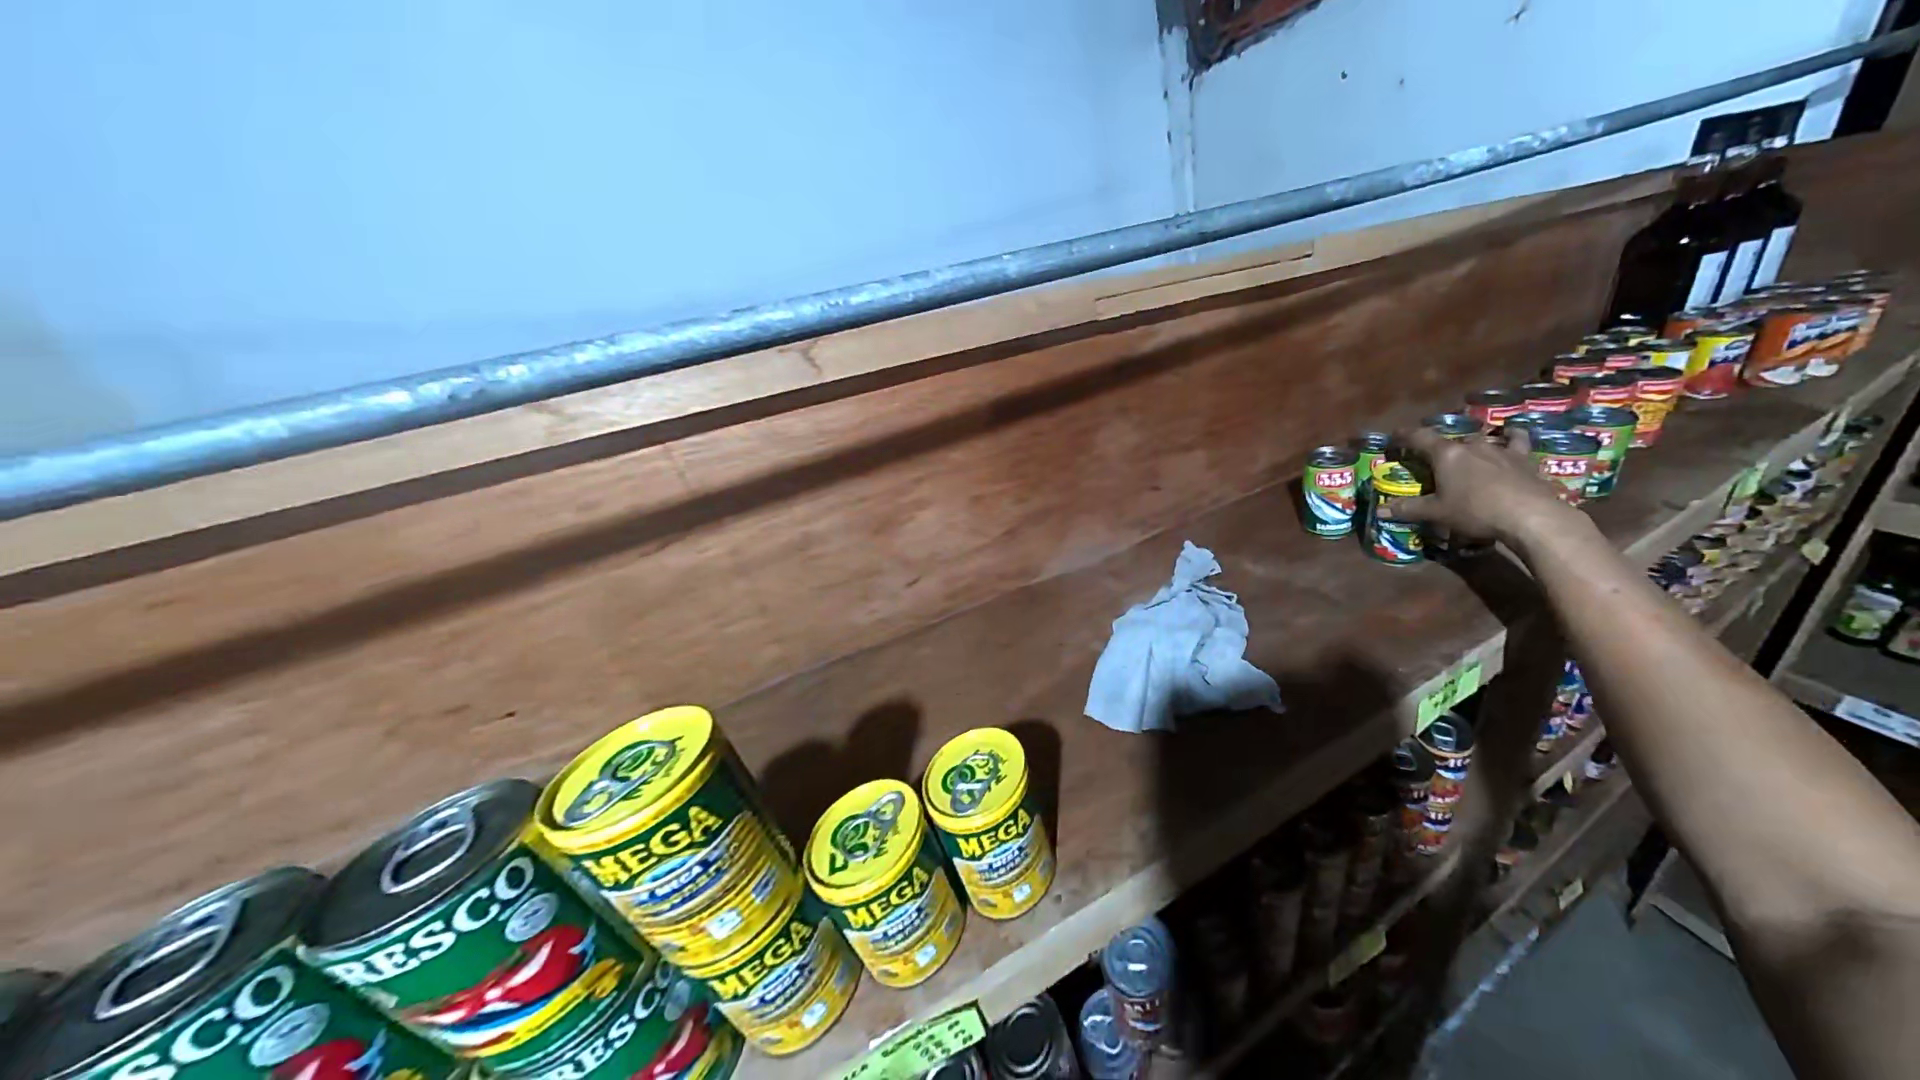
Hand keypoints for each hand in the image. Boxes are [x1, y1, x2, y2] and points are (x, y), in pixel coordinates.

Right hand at [1386, 427, 1582, 547]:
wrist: (1530, 515)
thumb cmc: (1475, 511)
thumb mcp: (1436, 513)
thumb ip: (1408, 509)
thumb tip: (1380, 511)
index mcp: (1446, 454)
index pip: (1419, 437)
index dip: (1404, 436)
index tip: (1394, 436)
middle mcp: (1472, 445)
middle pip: (1450, 439)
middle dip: (1438, 446)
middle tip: (1431, 457)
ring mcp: (1500, 449)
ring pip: (1482, 438)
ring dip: (1472, 442)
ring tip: (1468, 449)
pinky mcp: (1524, 458)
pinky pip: (1517, 440)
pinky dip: (1512, 436)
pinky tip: (1510, 436)